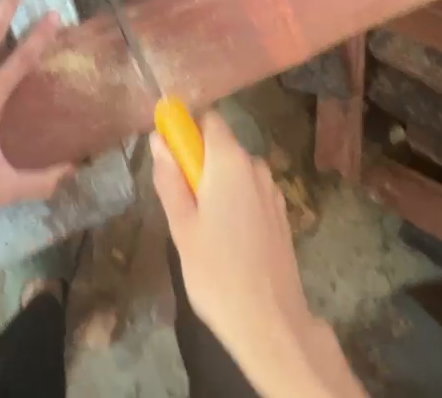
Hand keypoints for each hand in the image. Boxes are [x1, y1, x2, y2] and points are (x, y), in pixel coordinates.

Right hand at [152, 113, 315, 367]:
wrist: (270, 322)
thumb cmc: (216, 272)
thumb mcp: (182, 226)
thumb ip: (170, 179)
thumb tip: (159, 140)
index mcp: (230, 162)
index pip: (209, 120)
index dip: (187, 131)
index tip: (171, 158)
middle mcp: (256, 167)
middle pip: (222, 147)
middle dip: (199, 165)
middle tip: (182, 207)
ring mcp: (273, 191)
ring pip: (236, 173)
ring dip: (218, 187)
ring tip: (204, 231)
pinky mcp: (282, 214)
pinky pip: (251, 193)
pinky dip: (236, 204)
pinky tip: (228, 241)